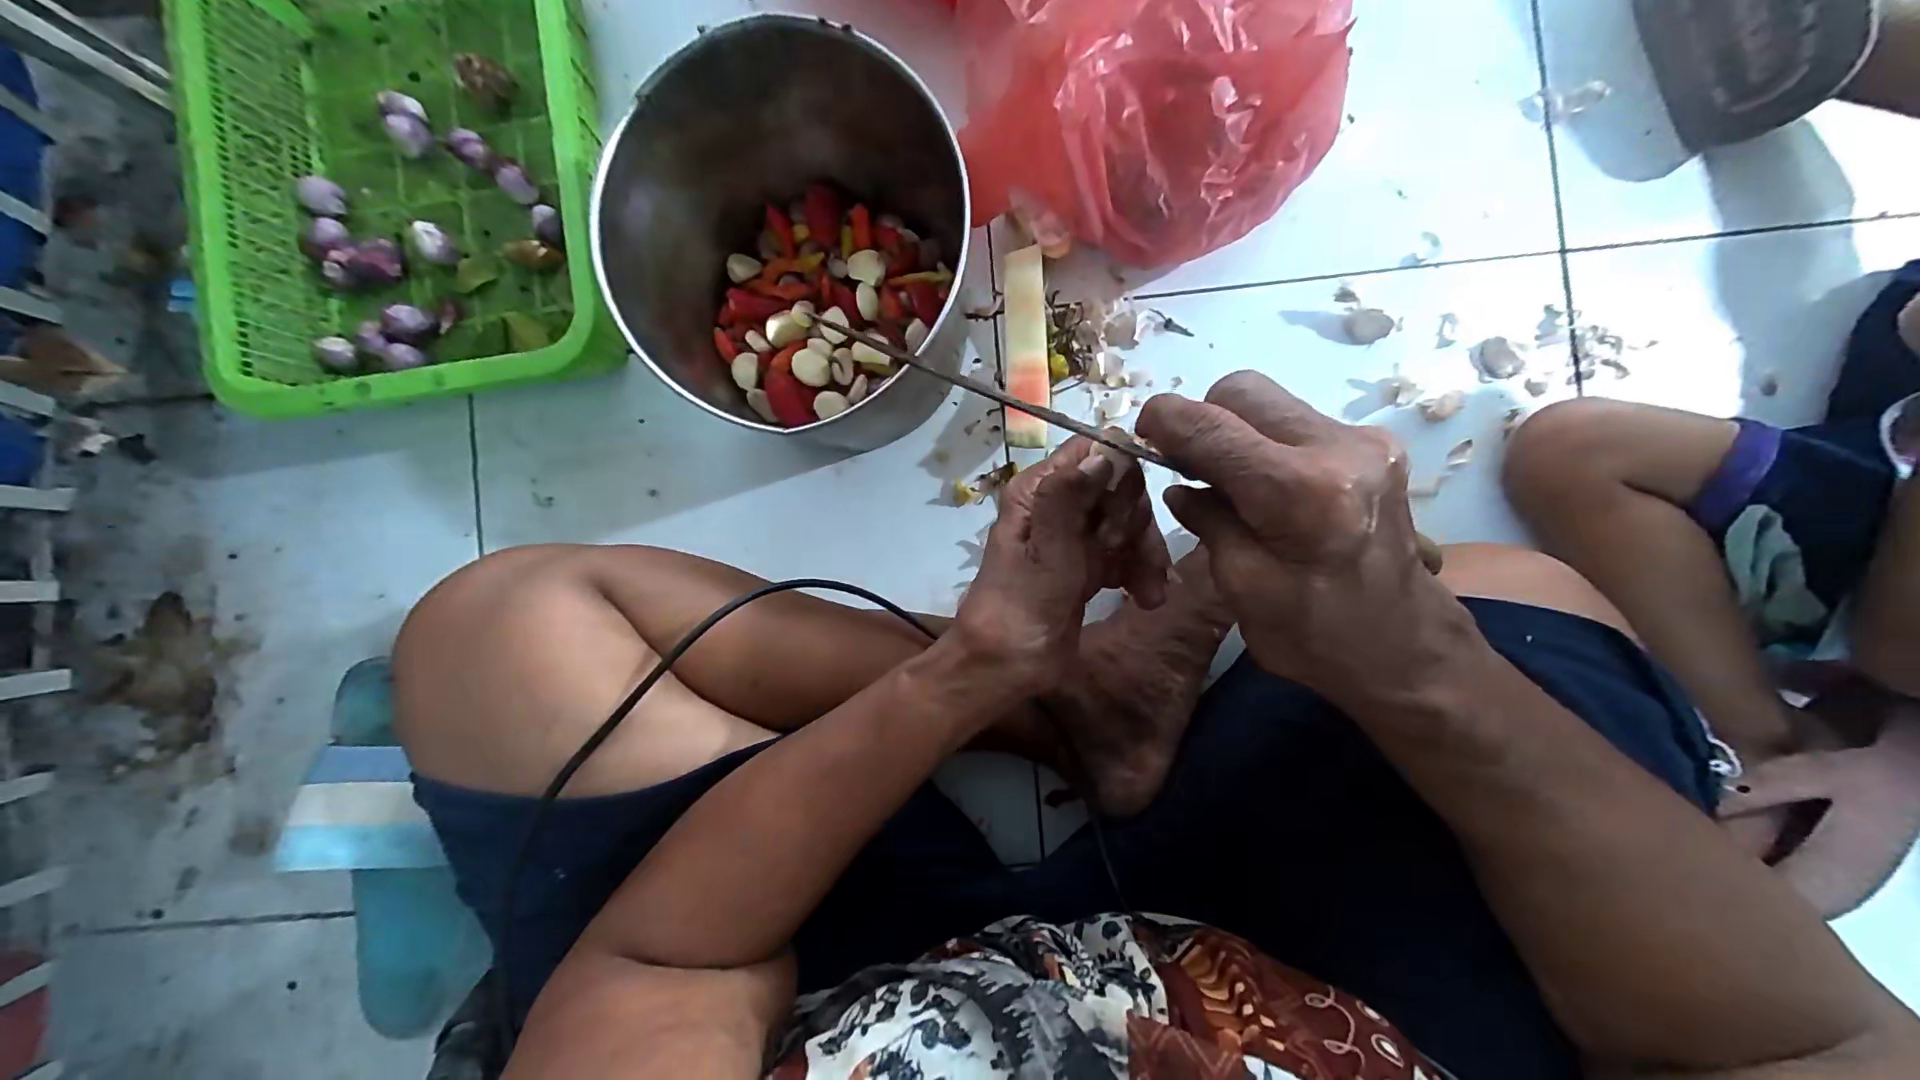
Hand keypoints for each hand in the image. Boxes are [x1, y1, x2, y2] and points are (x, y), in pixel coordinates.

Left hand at [953, 437, 1170, 693]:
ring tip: (1149, 594)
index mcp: (1037, 491)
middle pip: (1118, 487)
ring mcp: (1073, 535)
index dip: (1121, 476)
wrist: (1005, 666)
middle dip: (1134, 523)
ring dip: (1145, 554)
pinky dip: (1140, 572)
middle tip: (1129, 558)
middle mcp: (1057, 503)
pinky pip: (1124, 552)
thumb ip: (1069, 501)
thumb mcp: (1047, 554)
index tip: (1126, 518)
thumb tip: (1102, 453)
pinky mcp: (1087, 563)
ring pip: (1127, 521)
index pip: (1090, 453)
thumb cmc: (1020, 609)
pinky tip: (1146, 598)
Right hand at [1136, 372, 1474, 711]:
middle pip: (1242, 392)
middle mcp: (1340, 449)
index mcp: (1301, 493)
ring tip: (1220, 478)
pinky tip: (1259, 484)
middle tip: (1182, 462)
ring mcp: (1365, 442)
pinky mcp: (1375, 445)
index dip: (1165, 419)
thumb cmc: (1315, 635)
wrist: (1404, 648)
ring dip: (1232, 429)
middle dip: (1201, 419)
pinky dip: (1263, 441)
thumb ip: (1209, 521)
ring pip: (1269, 402)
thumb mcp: (1241, 586)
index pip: (1212, 427)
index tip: (1140, 431)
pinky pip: (1295, 421)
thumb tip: (1178, 485)